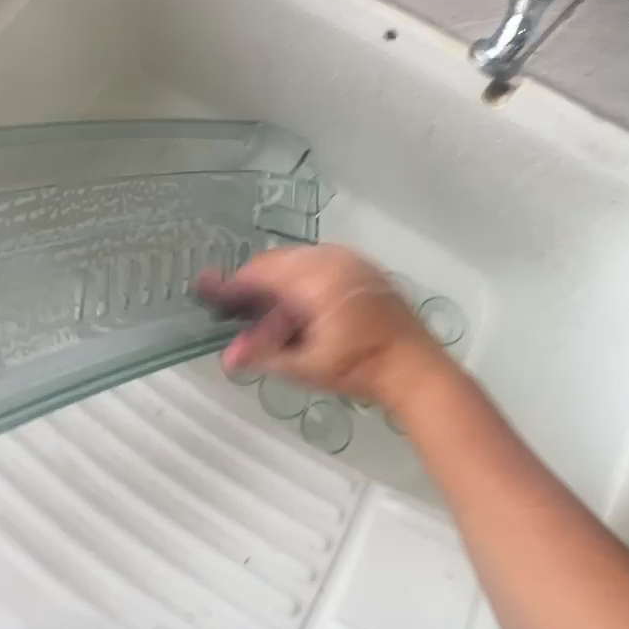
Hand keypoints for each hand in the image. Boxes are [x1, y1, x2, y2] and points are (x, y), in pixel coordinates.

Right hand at [199, 244, 452, 405]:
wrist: (418, 371)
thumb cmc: (360, 369)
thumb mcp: (306, 366)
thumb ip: (264, 354)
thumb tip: (228, 358)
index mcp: (313, 277)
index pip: (259, 272)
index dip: (233, 285)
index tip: (210, 294)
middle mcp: (330, 258)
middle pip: (276, 263)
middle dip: (255, 286)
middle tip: (239, 310)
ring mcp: (350, 260)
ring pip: (297, 261)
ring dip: (277, 282)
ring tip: (270, 314)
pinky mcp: (363, 268)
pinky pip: (319, 263)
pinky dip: (301, 279)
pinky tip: (300, 308)